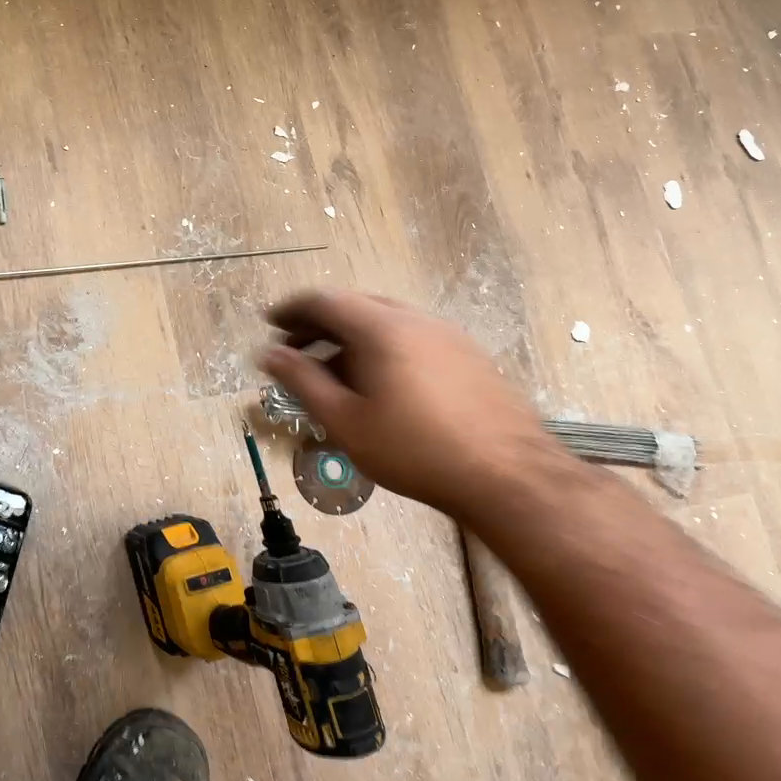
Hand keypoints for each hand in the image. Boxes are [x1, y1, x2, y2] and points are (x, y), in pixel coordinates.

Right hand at [256, 290, 565, 517]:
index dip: (291, 309)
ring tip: (332, 370)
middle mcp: (416, 321)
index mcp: (381, 329)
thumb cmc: (415, 450)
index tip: (269, 323)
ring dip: (350, 336)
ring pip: (386, 321)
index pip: (324, 301)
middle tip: (295, 347)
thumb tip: (268, 354)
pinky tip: (378, 383)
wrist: (512, 480)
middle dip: (318, 323)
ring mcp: (449, 337)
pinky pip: (413, 336)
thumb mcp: (344, 420)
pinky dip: (381, 346)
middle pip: (356, 305)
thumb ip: (302, 380)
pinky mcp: (471, 358)